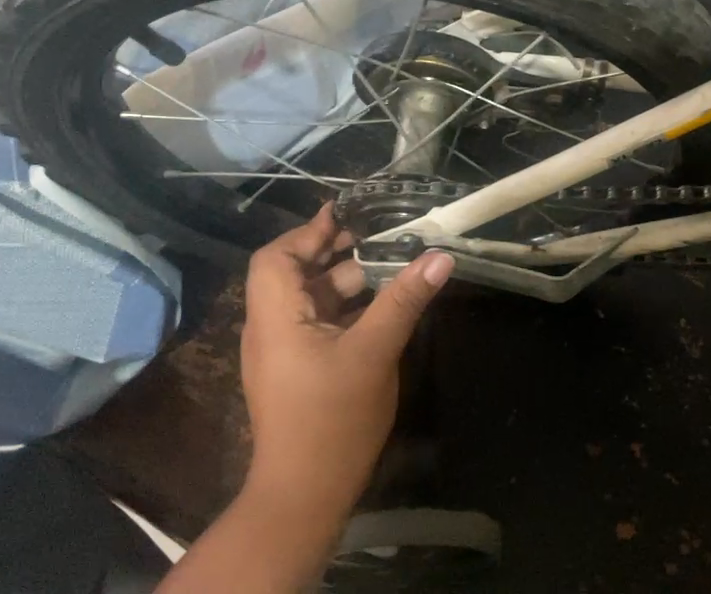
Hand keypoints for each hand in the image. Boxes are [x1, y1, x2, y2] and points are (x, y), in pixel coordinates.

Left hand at [239, 204, 453, 511]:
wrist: (305, 494)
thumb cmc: (333, 417)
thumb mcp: (375, 352)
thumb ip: (404, 300)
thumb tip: (439, 257)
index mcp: (276, 319)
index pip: (276, 258)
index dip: (309, 231)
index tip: (351, 216)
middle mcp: (271, 329)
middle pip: (293, 274)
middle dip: (335, 252)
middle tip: (380, 236)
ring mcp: (284, 352)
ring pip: (310, 299)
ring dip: (347, 280)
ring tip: (392, 267)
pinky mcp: (299, 370)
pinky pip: (319, 323)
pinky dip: (347, 307)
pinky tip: (384, 306)